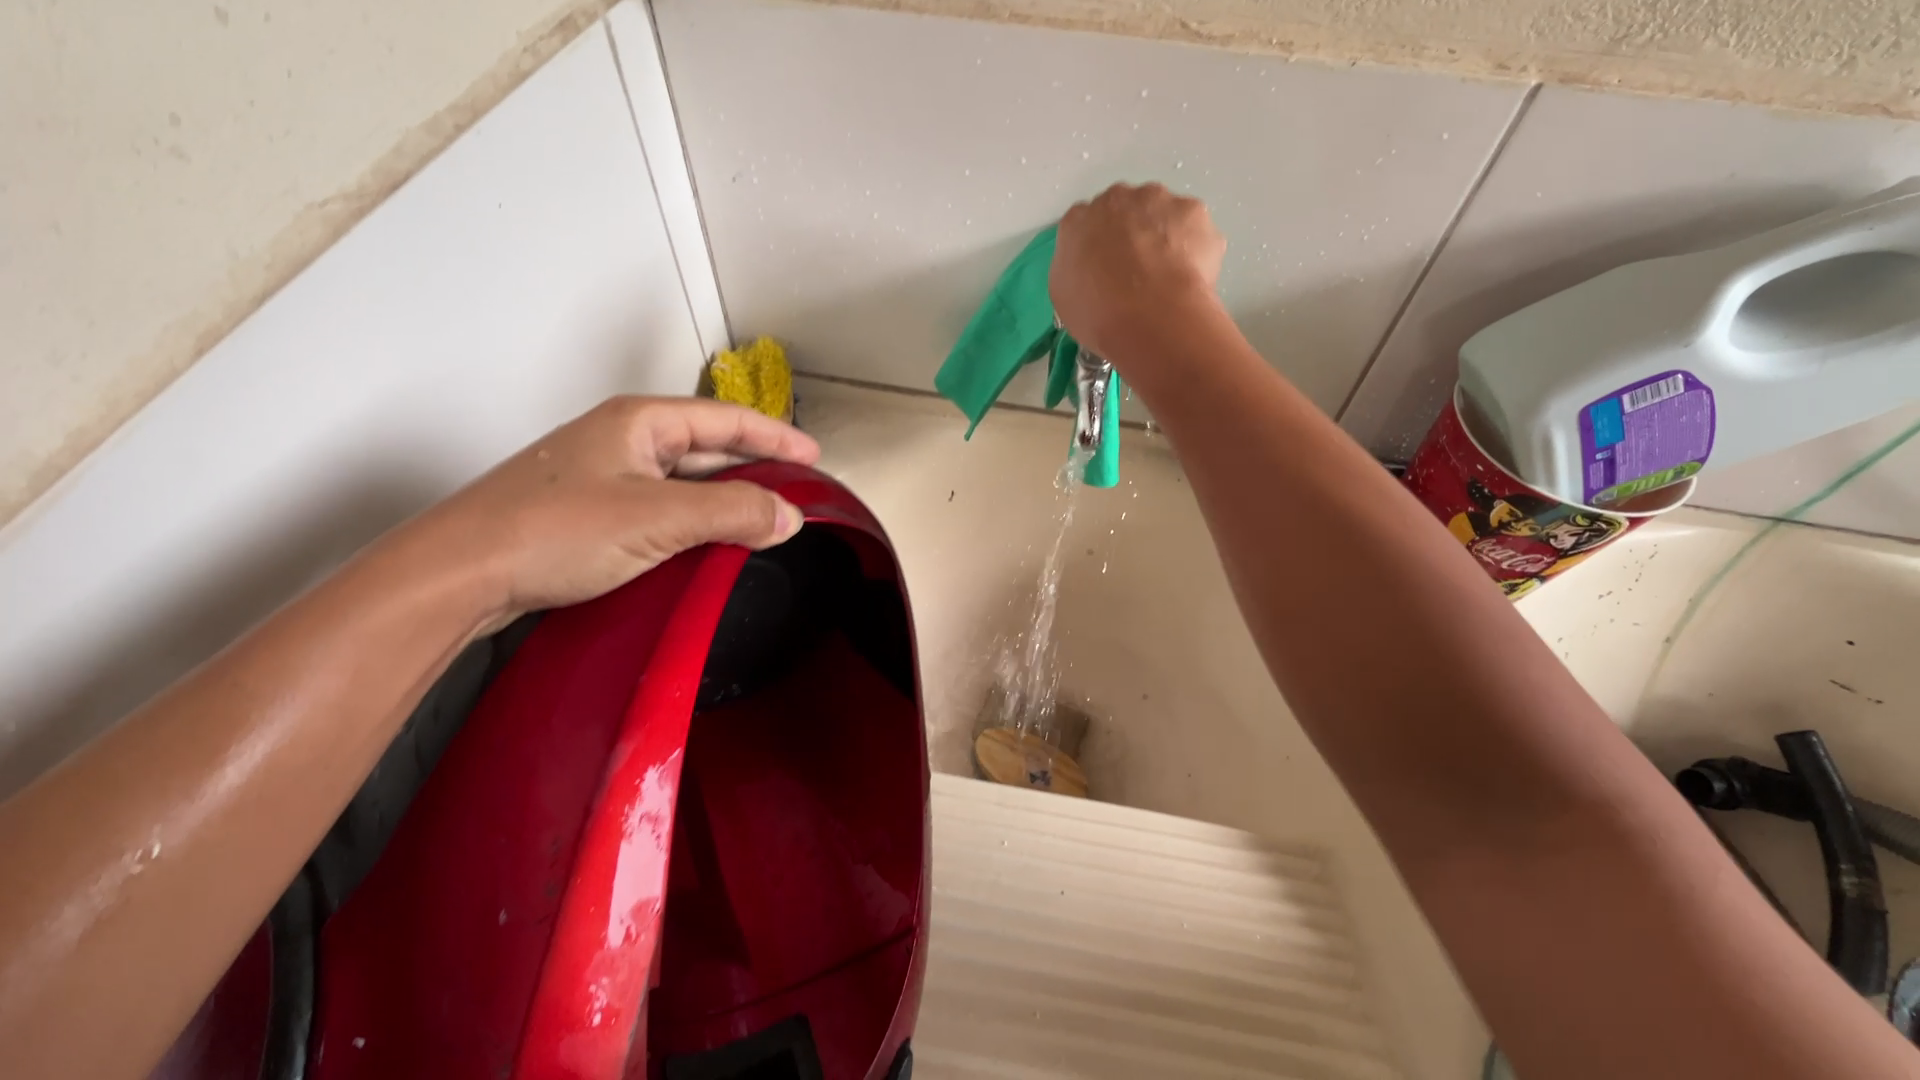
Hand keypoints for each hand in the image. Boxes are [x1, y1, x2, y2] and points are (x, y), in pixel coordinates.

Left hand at [408, 396, 820, 621]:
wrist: (460, 572)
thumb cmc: (558, 530)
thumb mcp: (658, 519)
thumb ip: (732, 513)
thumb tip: (792, 517)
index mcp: (640, 422)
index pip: (726, 419)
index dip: (775, 436)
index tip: (816, 458)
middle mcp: (621, 439)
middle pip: (705, 445)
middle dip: (752, 466)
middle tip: (796, 491)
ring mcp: (600, 475)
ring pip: (680, 480)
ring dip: (722, 497)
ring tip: (762, 520)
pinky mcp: (586, 512)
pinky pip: (658, 506)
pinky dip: (691, 521)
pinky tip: (705, 546)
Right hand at [1050, 183, 1226, 377]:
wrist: (1149, 314)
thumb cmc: (1098, 312)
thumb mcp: (1066, 298)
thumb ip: (1076, 272)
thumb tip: (1091, 273)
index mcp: (1078, 221)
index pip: (1086, 226)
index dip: (1099, 249)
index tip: (1106, 271)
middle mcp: (1116, 198)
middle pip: (1124, 211)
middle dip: (1132, 235)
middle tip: (1138, 274)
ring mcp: (1157, 200)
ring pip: (1161, 214)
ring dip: (1164, 236)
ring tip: (1167, 276)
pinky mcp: (1193, 211)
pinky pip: (1192, 228)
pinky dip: (1193, 247)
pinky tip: (1190, 275)